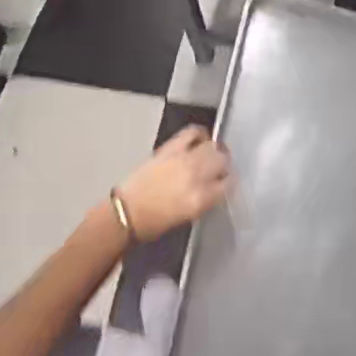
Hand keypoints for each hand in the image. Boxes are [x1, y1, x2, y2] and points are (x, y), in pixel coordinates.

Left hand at [113, 125, 230, 241]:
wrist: (127, 212)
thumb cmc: (156, 222)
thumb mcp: (189, 215)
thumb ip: (205, 199)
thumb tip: (214, 187)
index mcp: (202, 198)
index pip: (228, 183)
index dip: (228, 181)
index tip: (226, 182)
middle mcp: (197, 176)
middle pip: (222, 160)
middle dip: (224, 163)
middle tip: (220, 167)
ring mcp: (184, 158)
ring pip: (212, 145)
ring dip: (215, 149)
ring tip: (212, 153)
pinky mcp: (171, 147)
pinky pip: (192, 132)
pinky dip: (200, 133)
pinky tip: (200, 139)